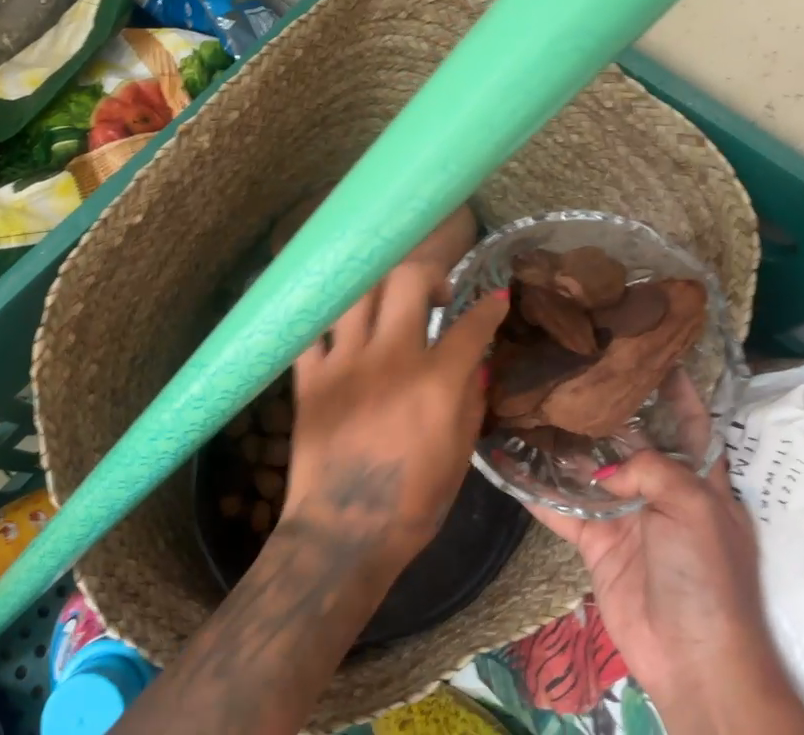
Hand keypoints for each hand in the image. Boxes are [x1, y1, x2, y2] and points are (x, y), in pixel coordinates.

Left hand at [283, 260, 508, 572]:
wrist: (342, 532)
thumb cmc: (411, 504)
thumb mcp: (459, 455)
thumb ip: (469, 399)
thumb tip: (474, 361)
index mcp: (435, 383)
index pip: (470, 323)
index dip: (489, 305)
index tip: (495, 298)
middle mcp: (389, 358)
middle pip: (407, 278)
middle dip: (429, 271)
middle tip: (434, 292)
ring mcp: (343, 361)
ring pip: (359, 289)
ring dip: (380, 283)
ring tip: (388, 299)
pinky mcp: (308, 374)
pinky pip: (315, 325)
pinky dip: (331, 315)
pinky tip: (343, 321)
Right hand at [529, 372, 803, 734]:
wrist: (692, 659)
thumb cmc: (707, 577)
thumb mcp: (694, 510)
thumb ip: (652, 470)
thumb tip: (606, 470)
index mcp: (701, 480)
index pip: (691, 422)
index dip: (676, 388)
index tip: (649, 350)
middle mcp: (662, 491)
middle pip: (630, 440)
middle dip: (607, 410)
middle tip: (570, 370)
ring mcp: (626, 517)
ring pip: (589, 471)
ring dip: (564, 446)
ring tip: (531, 404)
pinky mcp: (597, 544)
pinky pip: (561, 509)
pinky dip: (535, 491)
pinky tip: (507, 464)